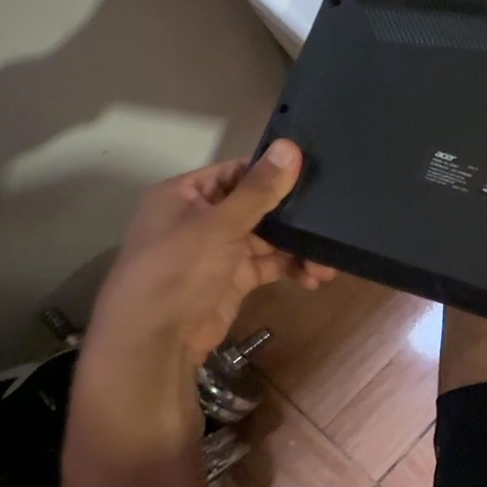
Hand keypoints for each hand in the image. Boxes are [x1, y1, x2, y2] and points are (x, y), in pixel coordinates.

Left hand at [71, 139, 330, 465]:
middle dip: (295, 219)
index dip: (274, 174)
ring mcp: (219, 250)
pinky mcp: (233, 278)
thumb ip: (259, 189)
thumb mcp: (219, 225)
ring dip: (298, 249)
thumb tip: (291, 147)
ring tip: (326, 266)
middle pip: (258, 206)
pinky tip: (313, 279)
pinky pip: (270, 265)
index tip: (315, 178)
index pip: (238, 172)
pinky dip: (292, 269)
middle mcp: (202, 217)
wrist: (155, 339)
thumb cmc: (178, 270)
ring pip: (269, 239)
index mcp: (187, 194)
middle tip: (331, 225)